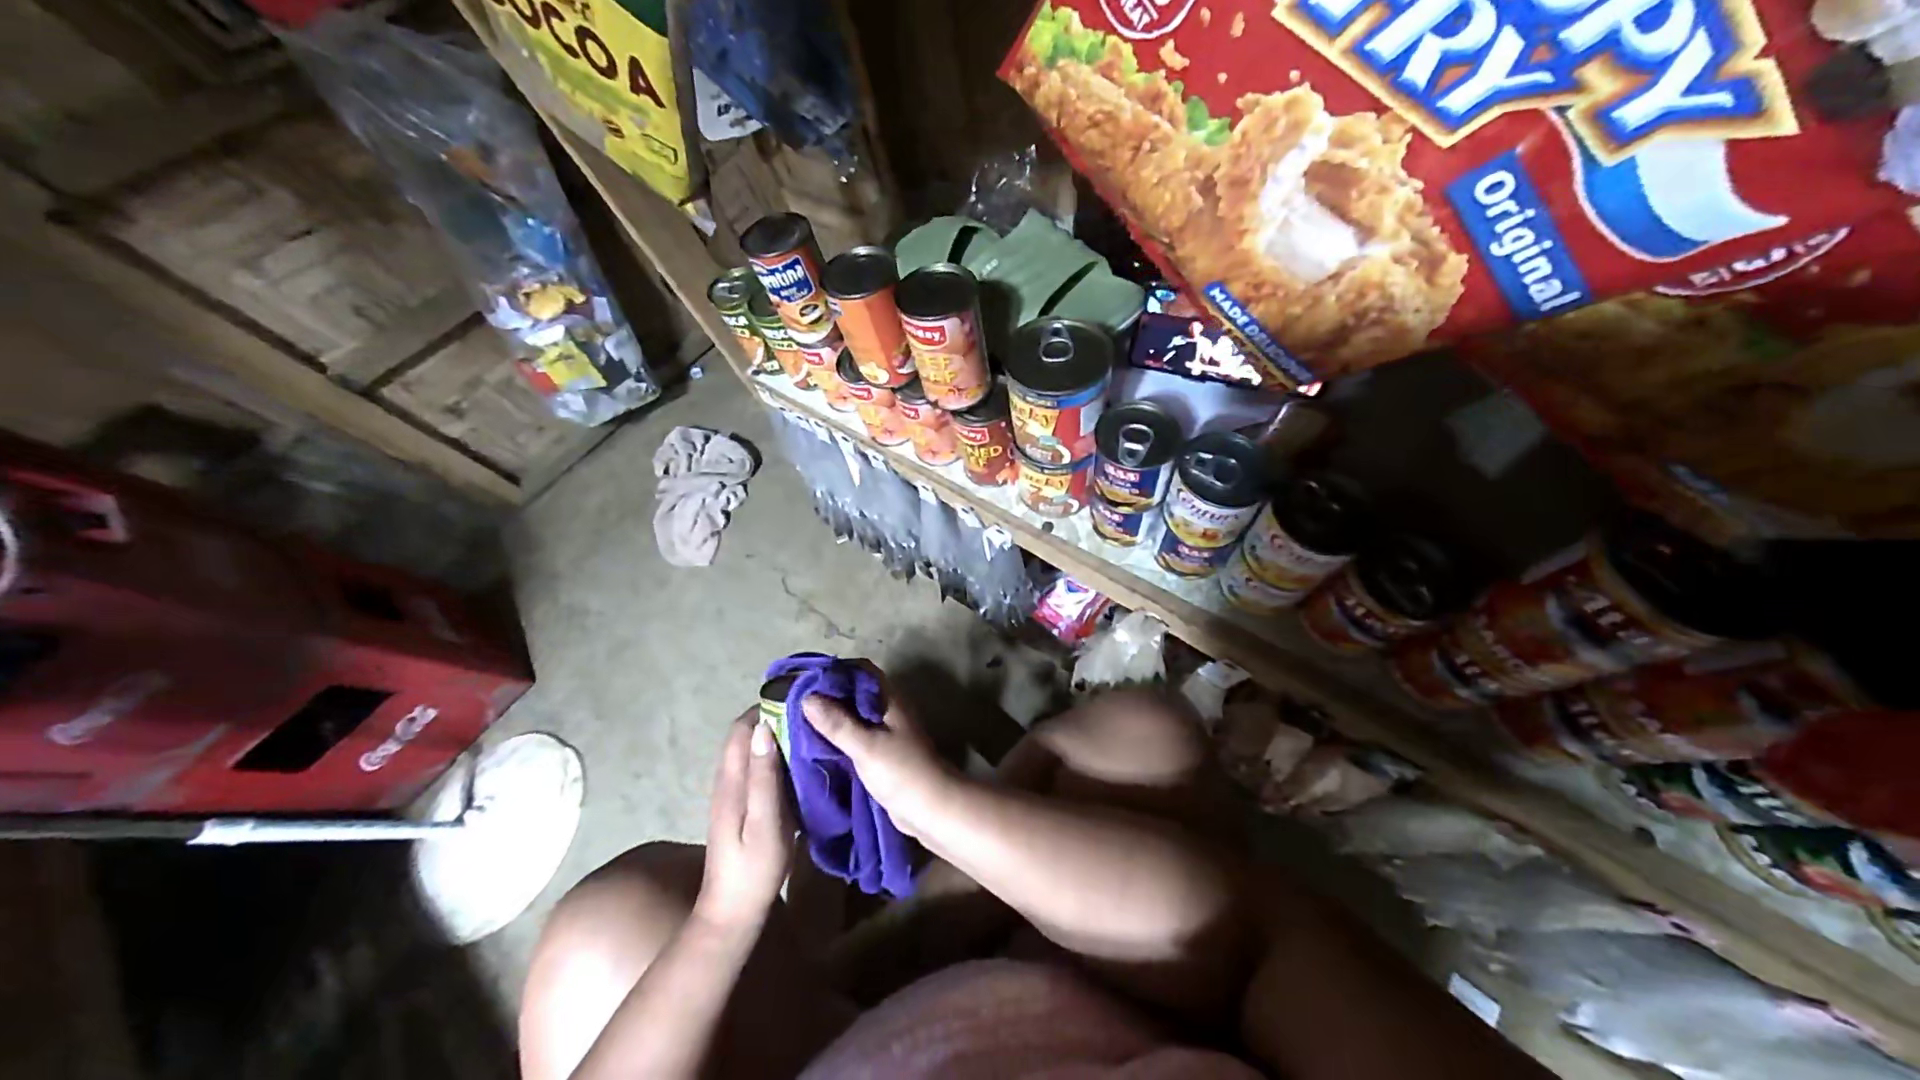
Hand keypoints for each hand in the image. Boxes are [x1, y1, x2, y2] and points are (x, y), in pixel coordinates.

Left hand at [693, 710, 792, 931]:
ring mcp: (734, 792)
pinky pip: (759, 766)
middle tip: (813, 713)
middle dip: (775, 716)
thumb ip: (763, 775)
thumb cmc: (754, 866)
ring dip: (777, 734)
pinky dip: (778, 754)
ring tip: (812, 730)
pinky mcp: (744, 805)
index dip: (767, 707)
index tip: (800, 699)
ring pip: (753, 749)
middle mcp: (728, 779)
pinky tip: (802, 761)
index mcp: (732, 779)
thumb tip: (763, 727)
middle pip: (747, 734)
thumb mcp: (765, 821)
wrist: (733, 911)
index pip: (742, 726)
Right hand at [801, 670, 954, 840]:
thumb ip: (837, 722)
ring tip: (799, 722)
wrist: (931, 809)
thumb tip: (807, 697)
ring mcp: (886, 731)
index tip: (805, 679)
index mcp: (889, 699)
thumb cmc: (902, 773)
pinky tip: (816, 744)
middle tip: (795, 703)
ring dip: (831, 717)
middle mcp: (888, 709)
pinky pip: (855, 736)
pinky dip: (838, 736)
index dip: (835, 671)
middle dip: (828, 695)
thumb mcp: (866, 746)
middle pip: (855, 692)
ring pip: (854, 715)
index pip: (861, 671)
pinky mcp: (881, 752)